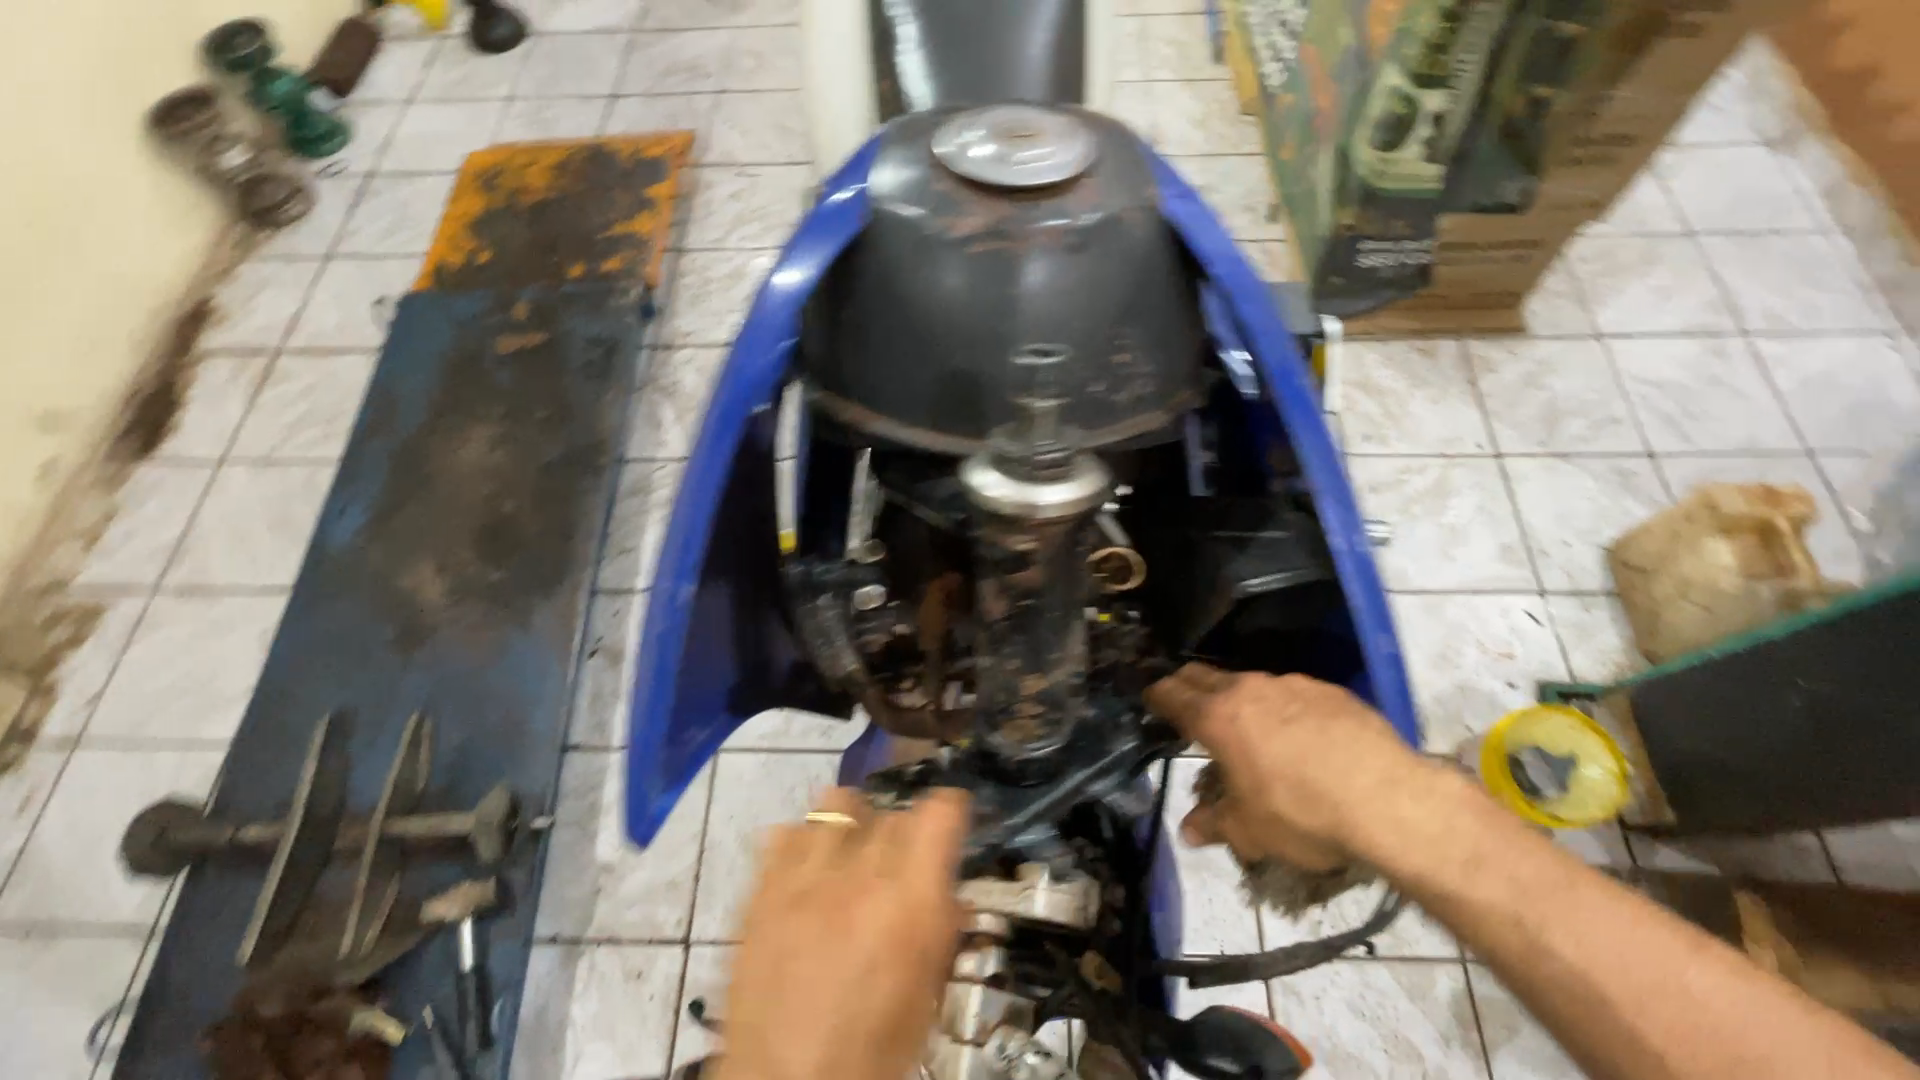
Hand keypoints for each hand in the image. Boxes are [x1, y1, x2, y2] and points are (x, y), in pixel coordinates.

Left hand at [714, 787, 971, 1079]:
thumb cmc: (873, 1050)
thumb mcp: (927, 992)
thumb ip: (941, 929)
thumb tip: (949, 893)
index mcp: (912, 901)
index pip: (939, 813)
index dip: (950, 809)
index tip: (951, 819)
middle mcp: (861, 875)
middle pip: (892, 812)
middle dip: (904, 829)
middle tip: (902, 860)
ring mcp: (805, 878)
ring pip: (836, 804)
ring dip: (852, 821)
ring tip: (852, 850)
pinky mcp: (762, 890)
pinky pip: (785, 833)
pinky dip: (803, 841)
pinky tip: (808, 871)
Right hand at [1146, 664, 1425, 870]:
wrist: (1389, 801)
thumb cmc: (1303, 815)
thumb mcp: (1250, 830)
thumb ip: (1215, 824)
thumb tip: (1190, 831)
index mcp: (1217, 718)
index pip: (1171, 694)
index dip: (1156, 696)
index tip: (1150, 700)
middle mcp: (1249, 690)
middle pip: (1204, 675)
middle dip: (1189, 687)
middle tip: (1185, 704)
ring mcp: (1293, 685)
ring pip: (1251, 683)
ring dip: (1239, 698)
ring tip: (1246, 724)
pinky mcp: (1332, 691)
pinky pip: (1294, 693)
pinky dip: (1284, 708)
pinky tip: (1300, 735)